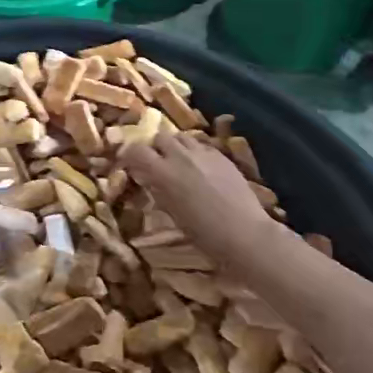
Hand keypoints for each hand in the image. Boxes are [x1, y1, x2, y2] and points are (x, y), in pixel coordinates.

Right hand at [120, 132, 274, 262]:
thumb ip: (159, 190)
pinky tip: (200, 168)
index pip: (136, 150)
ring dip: (175, 147)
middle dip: (154, 148)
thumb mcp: (173, 214)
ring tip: (178, 162)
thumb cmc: (204, 234)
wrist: (244, 233)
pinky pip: (201, 145)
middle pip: (160, 137)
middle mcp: (181, 156)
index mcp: (164, 173)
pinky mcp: (222, 155)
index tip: (128, 164)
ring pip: (182, 137)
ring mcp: (204, 153)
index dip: (129, 155)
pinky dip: (194, 151)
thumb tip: (149, 179)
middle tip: (156, 164)